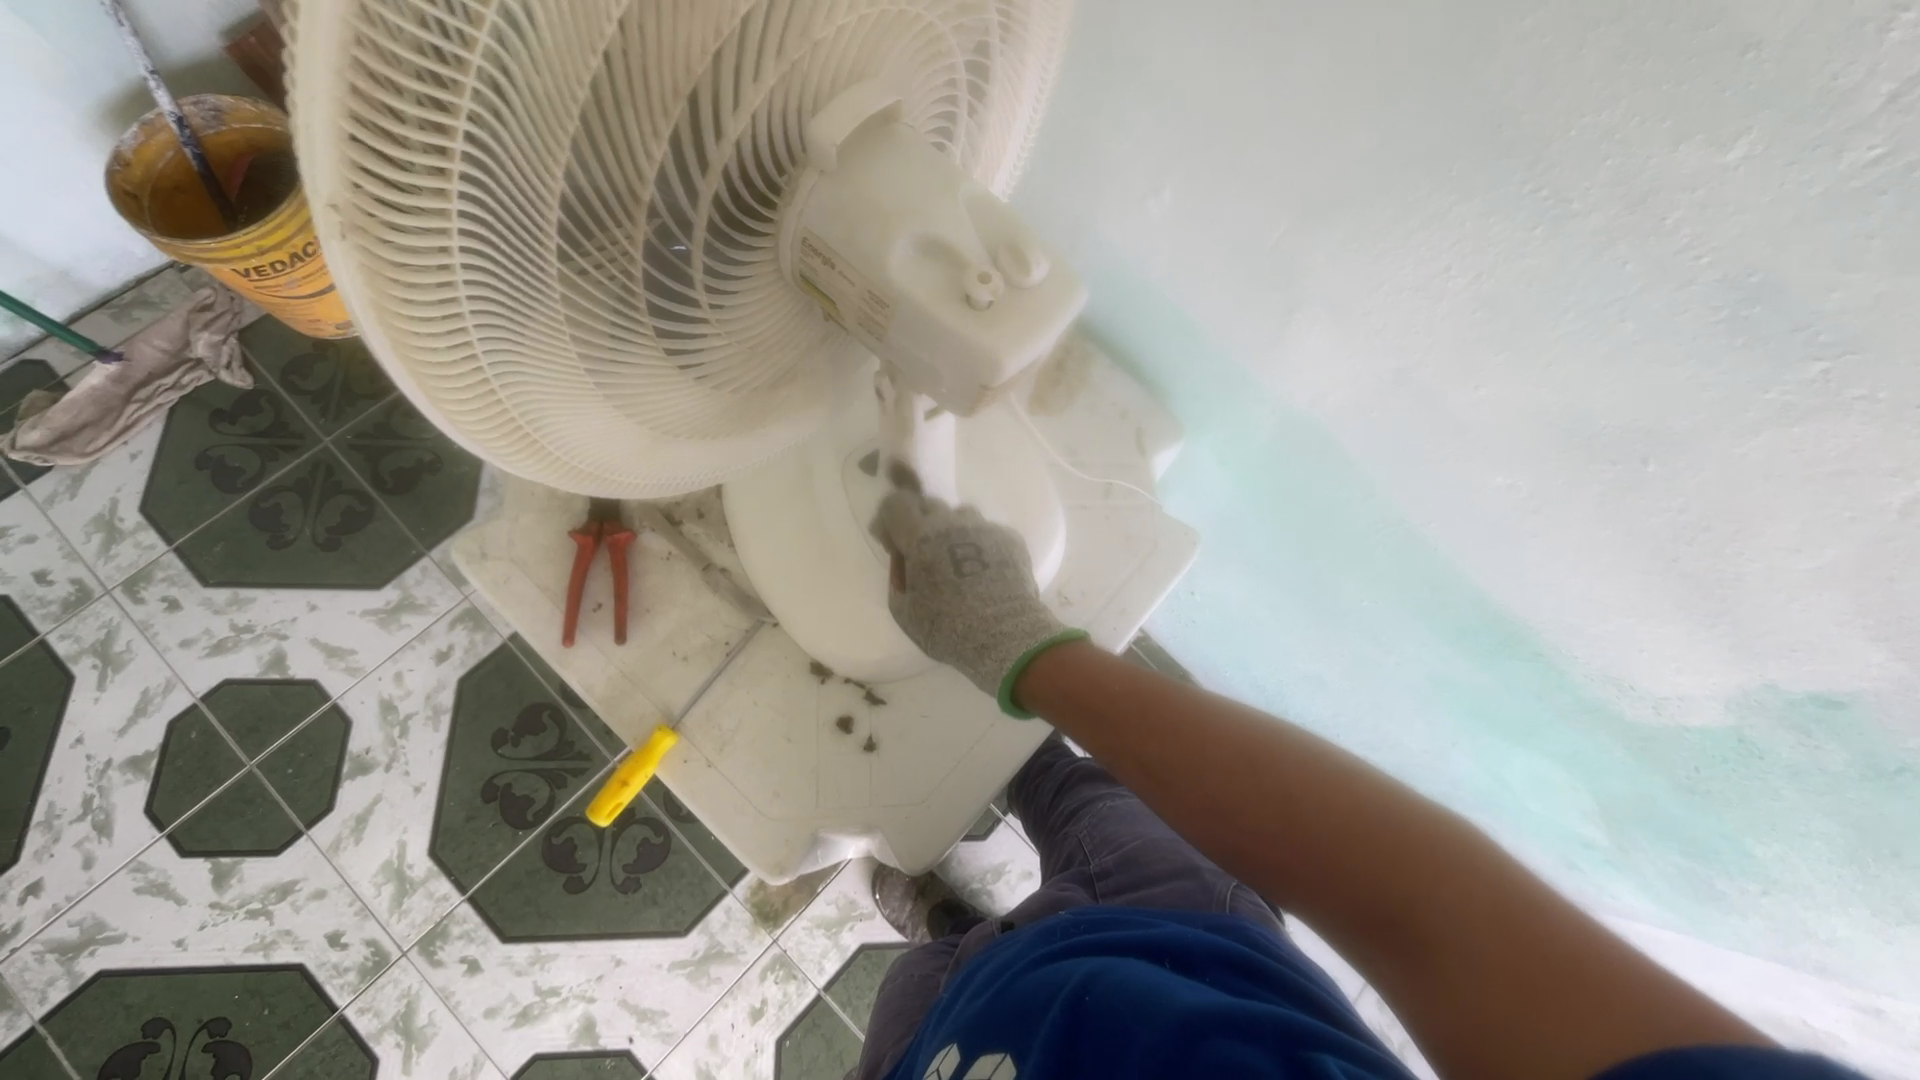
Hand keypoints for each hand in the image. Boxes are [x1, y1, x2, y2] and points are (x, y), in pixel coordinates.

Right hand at [870, 491, 1086, 714]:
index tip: (894, 542)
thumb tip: (903, 560)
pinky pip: (988, 533)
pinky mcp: (1009, 538)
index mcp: (920, 537)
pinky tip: (985, 570)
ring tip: (958, 559)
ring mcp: (984, 528)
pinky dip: (981, 546)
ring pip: (962, 516)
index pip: (897, 504)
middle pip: (929, 505)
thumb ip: (898, 578)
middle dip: (921, 523)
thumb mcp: (904, 611)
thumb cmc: (946, 627)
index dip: (890, 519)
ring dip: (953, 530)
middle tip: (924, 552)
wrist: (1002, 634)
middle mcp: (951, 523)